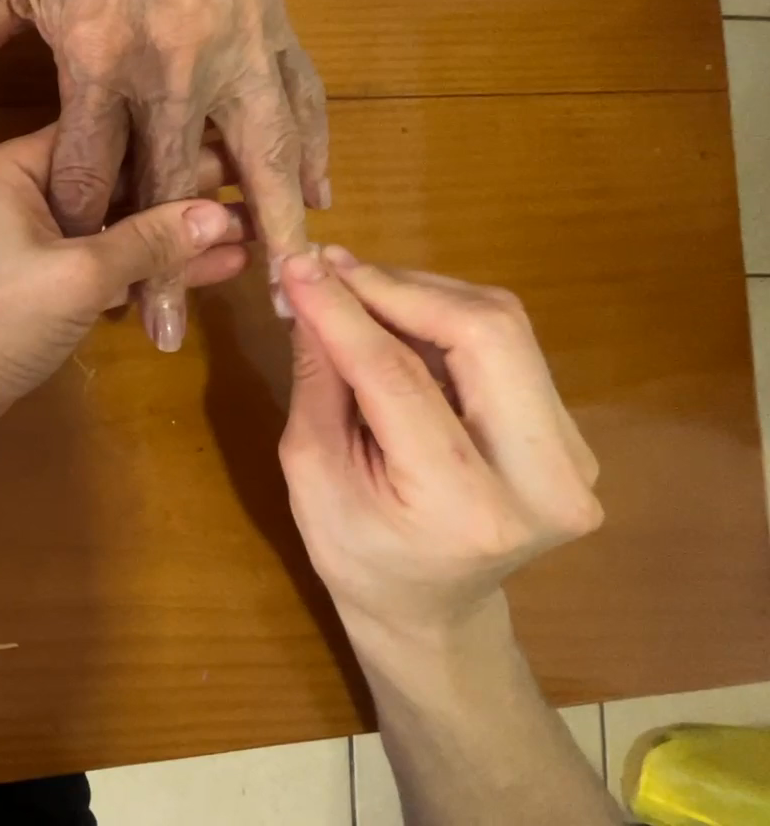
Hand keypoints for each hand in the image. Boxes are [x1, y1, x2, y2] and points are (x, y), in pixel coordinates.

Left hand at [0, 125, 250, 445]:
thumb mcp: (77, 275)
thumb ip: (148, 240)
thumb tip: (222, 213)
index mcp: (21, 165)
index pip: (109, 134)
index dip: (177, 140)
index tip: (247, 146)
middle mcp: (26, 190)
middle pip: (119, 180)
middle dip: (187, 193)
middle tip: (269, 193)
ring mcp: (34, 237)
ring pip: (117, 225)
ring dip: (175, 236)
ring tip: (258, 235)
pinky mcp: (41, 279)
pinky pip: (103, 262)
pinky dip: (145, 269)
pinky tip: (211, 270)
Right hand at [276, 247, 603, 651]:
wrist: (426, 606)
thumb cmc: (350, 550)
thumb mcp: (308, 469)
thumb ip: (318, 383)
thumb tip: (307, 297)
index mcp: (464, 505)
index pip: (399, 379)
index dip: (342, 312)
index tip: (295, 264)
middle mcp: (546, 479)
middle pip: (488, 335)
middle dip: (399, 286)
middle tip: (330, 265)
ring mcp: (575, 456)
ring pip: (505, 330)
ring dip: (419, 293)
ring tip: (349, 286)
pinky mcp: (570, 435)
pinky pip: (508, 348)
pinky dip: (440, 317)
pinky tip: (390, 314)